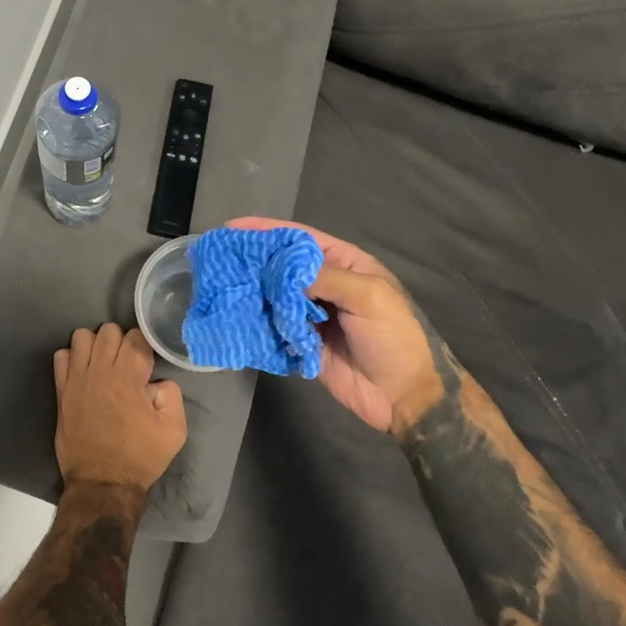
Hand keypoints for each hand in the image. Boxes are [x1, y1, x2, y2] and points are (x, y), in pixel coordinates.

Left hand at [53, 324, 187, 493]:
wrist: (102, 484)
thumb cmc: (140, 458)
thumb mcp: (174, 431)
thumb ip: (172, 394)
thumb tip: (156, 379)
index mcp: (128, 377)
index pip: (136, 336)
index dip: (144, 348)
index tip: (146, 366)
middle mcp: (100, 371)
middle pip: (109, 330)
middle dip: (121, 342)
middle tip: (126, 364)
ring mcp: (77, 379)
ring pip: (82, 336)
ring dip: (95, 345)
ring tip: (103, 365)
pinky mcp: (61, 390)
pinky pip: (61, 355)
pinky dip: (73, 358)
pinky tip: (83, 374)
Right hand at [227, 217, 446, 433]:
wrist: (407, 397)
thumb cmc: (395, 337)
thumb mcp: (367, 296)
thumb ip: (324, 277)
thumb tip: (280, 269)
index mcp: (345, 264)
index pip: (301, 240)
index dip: (268, 231)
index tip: (233, 228)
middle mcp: (326, 285)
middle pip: (283, 267)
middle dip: (254, 262)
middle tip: (219, 260)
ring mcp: (313, 315)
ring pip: (275, 297)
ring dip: (252, 293)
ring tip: (220, 287)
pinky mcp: (303, 343)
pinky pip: (275, 328)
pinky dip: (258, 323)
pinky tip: (235, 317)